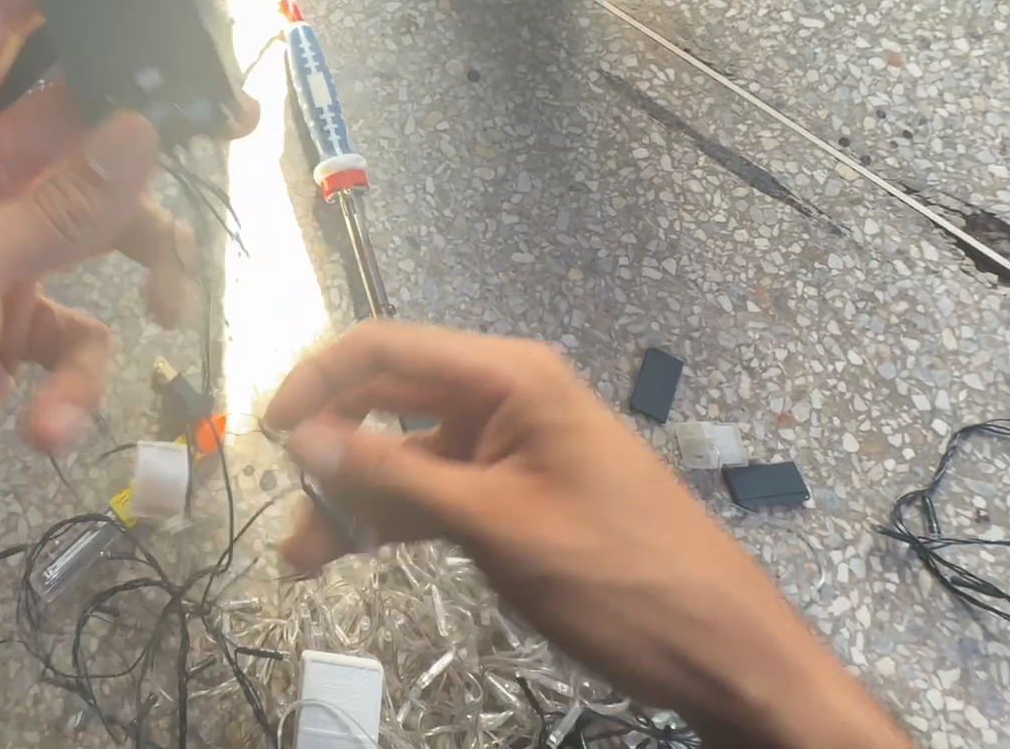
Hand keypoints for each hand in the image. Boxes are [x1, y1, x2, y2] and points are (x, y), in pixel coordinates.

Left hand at [0, 0, 254, 613]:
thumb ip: (52, 207)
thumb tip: (145, 132)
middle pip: (78, 121)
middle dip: (150, 122)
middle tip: (229, 119)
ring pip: (101, 224)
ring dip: (144, 262)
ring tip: (174, 305)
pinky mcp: (15, 327)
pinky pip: (78, 329)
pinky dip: (79, 377)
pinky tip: (51, 424)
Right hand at [268, 322, 909, 748]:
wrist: (735, 661)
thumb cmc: (621, 577)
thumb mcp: (494, 523)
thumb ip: (392, 475)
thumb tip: (302, 437)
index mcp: (505, 375)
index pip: (385, 348)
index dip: (319, 378)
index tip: (274, 426)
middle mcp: (496, 395)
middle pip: (384, 400)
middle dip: (330, 448)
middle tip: (287, 494)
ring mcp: (498, 444)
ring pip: (399, 454)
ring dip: (352, 497)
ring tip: (303, 552)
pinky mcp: (503, 488)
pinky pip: (427, 489)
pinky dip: (388, 517)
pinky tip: (347, 549)